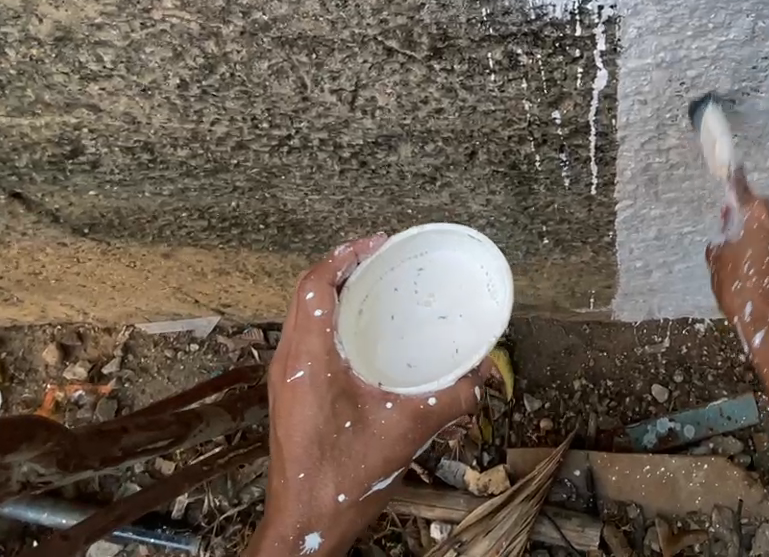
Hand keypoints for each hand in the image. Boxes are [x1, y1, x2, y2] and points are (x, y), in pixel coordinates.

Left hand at [250, 235, 483, 556]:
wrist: (303, 525)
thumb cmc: (343, 480)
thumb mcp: (407, 431)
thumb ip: (452, 399)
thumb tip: (482, 374)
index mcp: (308, 360)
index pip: (314, 286)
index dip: (344, 255)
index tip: (378, 243)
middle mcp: (290, 361)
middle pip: (307, 291)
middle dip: (343, 264)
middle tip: (381, 253)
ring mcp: (286, 376)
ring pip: (303, 311)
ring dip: (334, 287)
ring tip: (373, 278)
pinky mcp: (291, 390)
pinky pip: (306, 332)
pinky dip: (331, 313)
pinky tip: (362, 324)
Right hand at [705, 172, 768, 357]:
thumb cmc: (740, 289)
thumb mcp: (717, 260)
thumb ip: (721, 234)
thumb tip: (728, 222)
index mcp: (756, 211)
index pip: (739, 183)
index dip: (730, 173)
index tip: (725, 160)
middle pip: (756, 204)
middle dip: (743, 212)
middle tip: (728, 230)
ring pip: (768, 222)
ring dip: (756, 230)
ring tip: (741, 254)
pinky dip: (767, 243)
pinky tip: (755, 263)